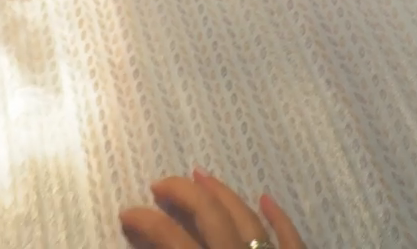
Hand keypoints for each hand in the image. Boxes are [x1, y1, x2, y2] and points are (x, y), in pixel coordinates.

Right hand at [120, 168, 304, 248]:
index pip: (170, 237)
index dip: (144, 221)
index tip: (125, 214)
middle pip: (208, 214)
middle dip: (181, 193)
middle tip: (159, 185)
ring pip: (247, 220)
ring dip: (222, 194)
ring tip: (200, 175)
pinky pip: (291, 240)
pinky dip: (279, 219)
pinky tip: (266, 198)